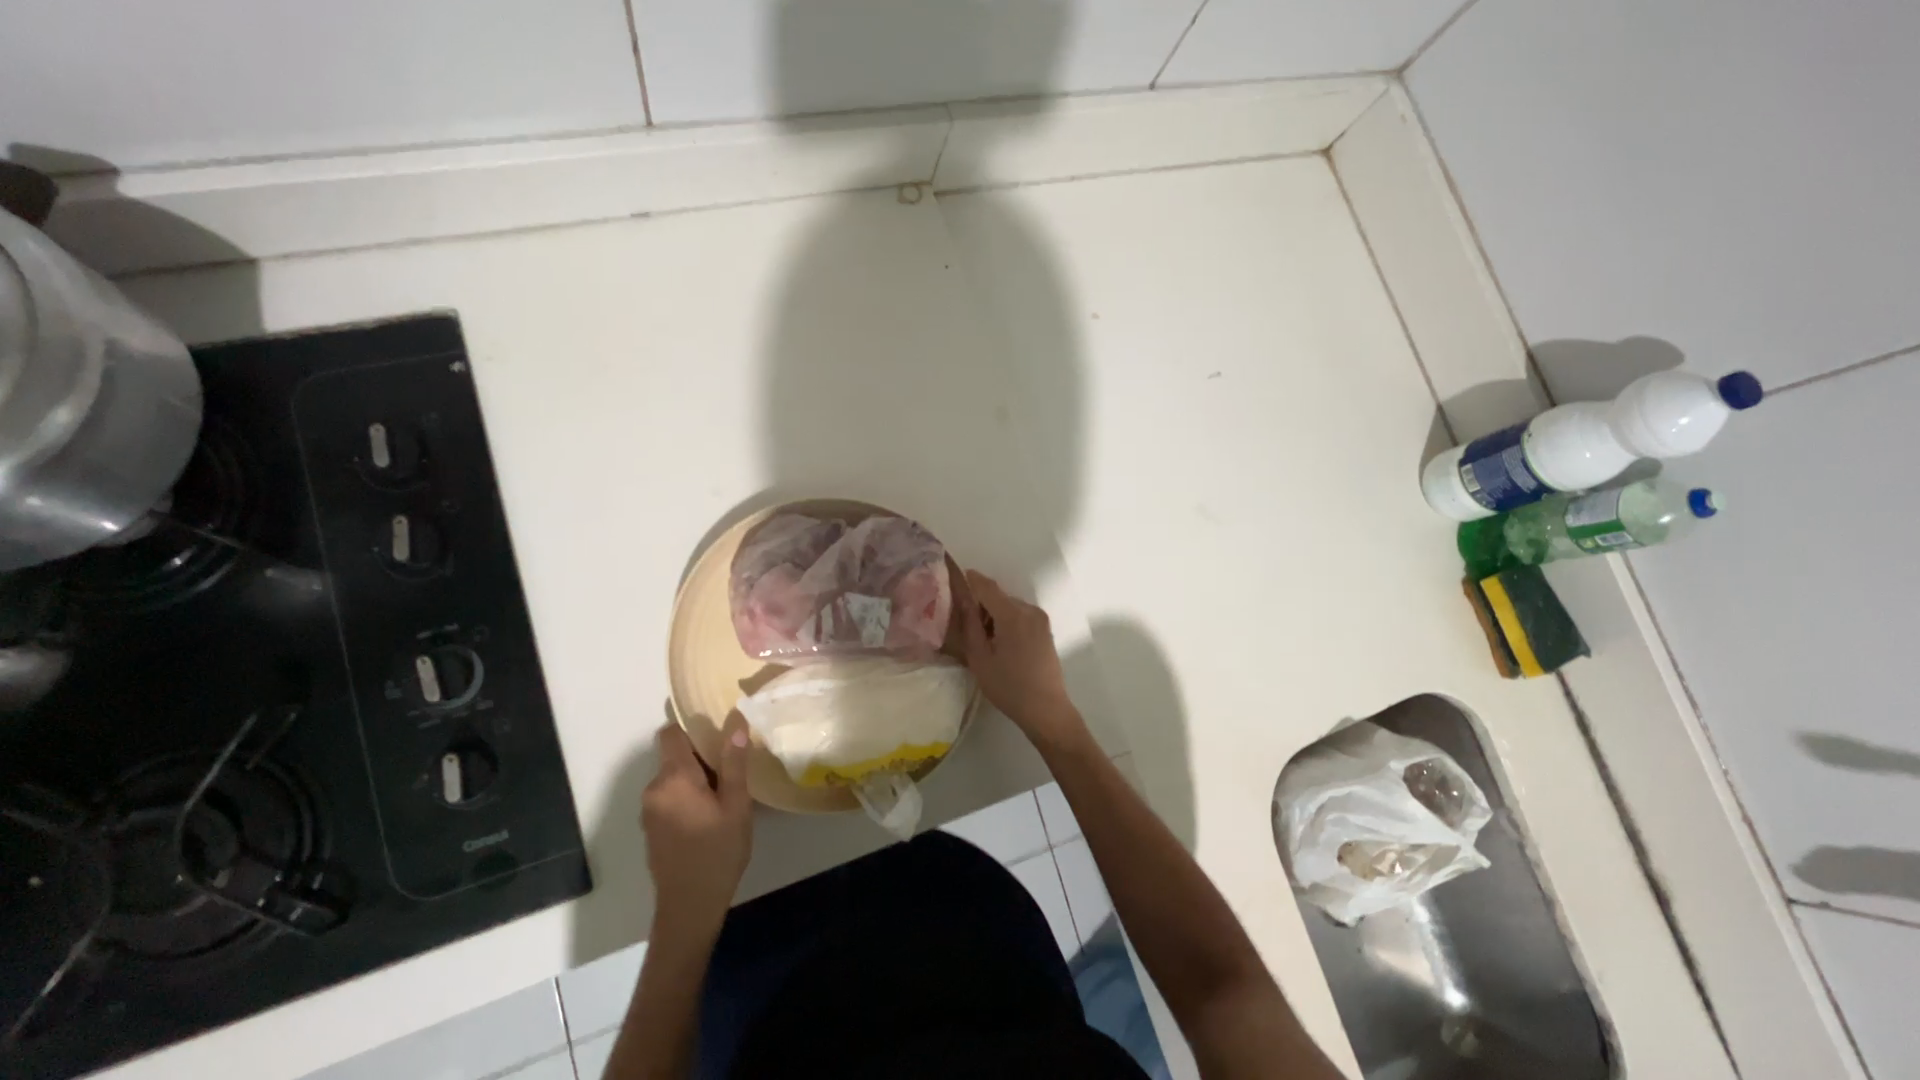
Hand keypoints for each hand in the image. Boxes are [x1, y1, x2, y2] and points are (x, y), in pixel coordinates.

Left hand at [642, 717, 753, 927]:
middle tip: (733, 769)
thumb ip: (734, 762)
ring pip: (673, 778)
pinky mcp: (651, 828)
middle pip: (674, 756)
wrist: (690, 905)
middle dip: (701, 757)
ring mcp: (649, 810)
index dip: (693, 728)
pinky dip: (687, 797)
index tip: (719, 734)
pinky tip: (710, 816)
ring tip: (726, 794)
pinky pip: (669, 797)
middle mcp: (654, 789)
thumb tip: (735, 721)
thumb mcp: (736, 805)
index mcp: (673, 778)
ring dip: (695, 779)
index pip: (671, 734)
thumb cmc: (718, 853)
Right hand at [960, 570, 1087, 751]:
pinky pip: (1021, 616)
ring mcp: (1040, 620)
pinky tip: (1002, 645)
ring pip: (1010, 607)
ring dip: (995, 615)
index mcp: (1012, 615)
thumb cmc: (1008, 686)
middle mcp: (1029, 610)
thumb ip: (970, 625)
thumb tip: (962, 600)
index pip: (987, 587)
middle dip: (982, 605)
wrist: (1045, 709)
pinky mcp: (1045, 630)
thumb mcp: (980, 657)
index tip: (955, 578)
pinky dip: (1008, 622)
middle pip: (999, 597)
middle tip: (967, 627)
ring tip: (985, 641)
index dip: (970, 580)